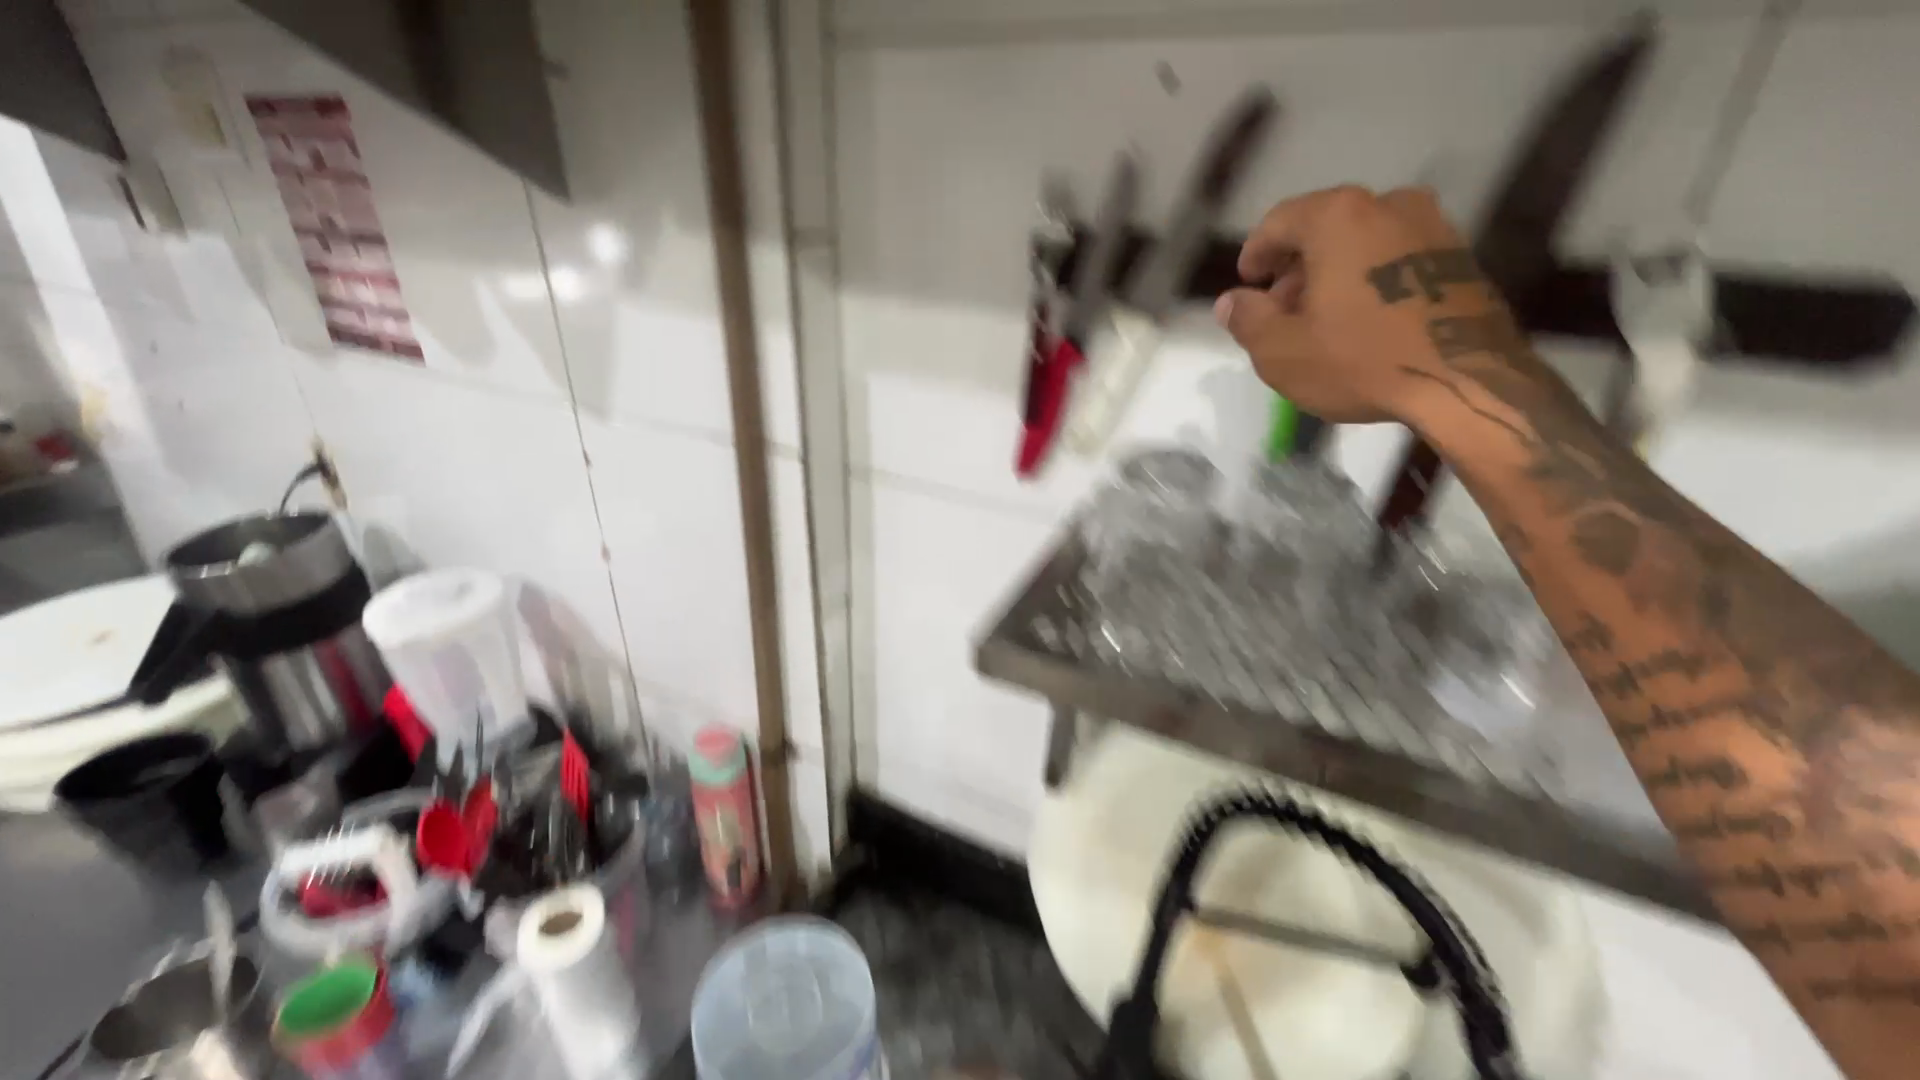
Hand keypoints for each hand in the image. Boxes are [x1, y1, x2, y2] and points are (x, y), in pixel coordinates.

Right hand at [1215, 185, 1524, 424]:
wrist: (1468, 382)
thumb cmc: (1362, 360)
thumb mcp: (1281, 351)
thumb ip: (1247, 319)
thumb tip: (1230, 302)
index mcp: (1338, 217)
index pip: (1279, 221)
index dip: (1256, 253)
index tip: (1248, 284)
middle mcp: (1389, 205)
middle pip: (1324, 228)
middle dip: (1296, 267)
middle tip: (1281, 310)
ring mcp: (1433, 227)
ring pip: (1364, 242)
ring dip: (1336, 273)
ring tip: (1323, 320)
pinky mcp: (1461, 257)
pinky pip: (1398, 259)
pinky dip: (1372, 280)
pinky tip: (1365, 322)